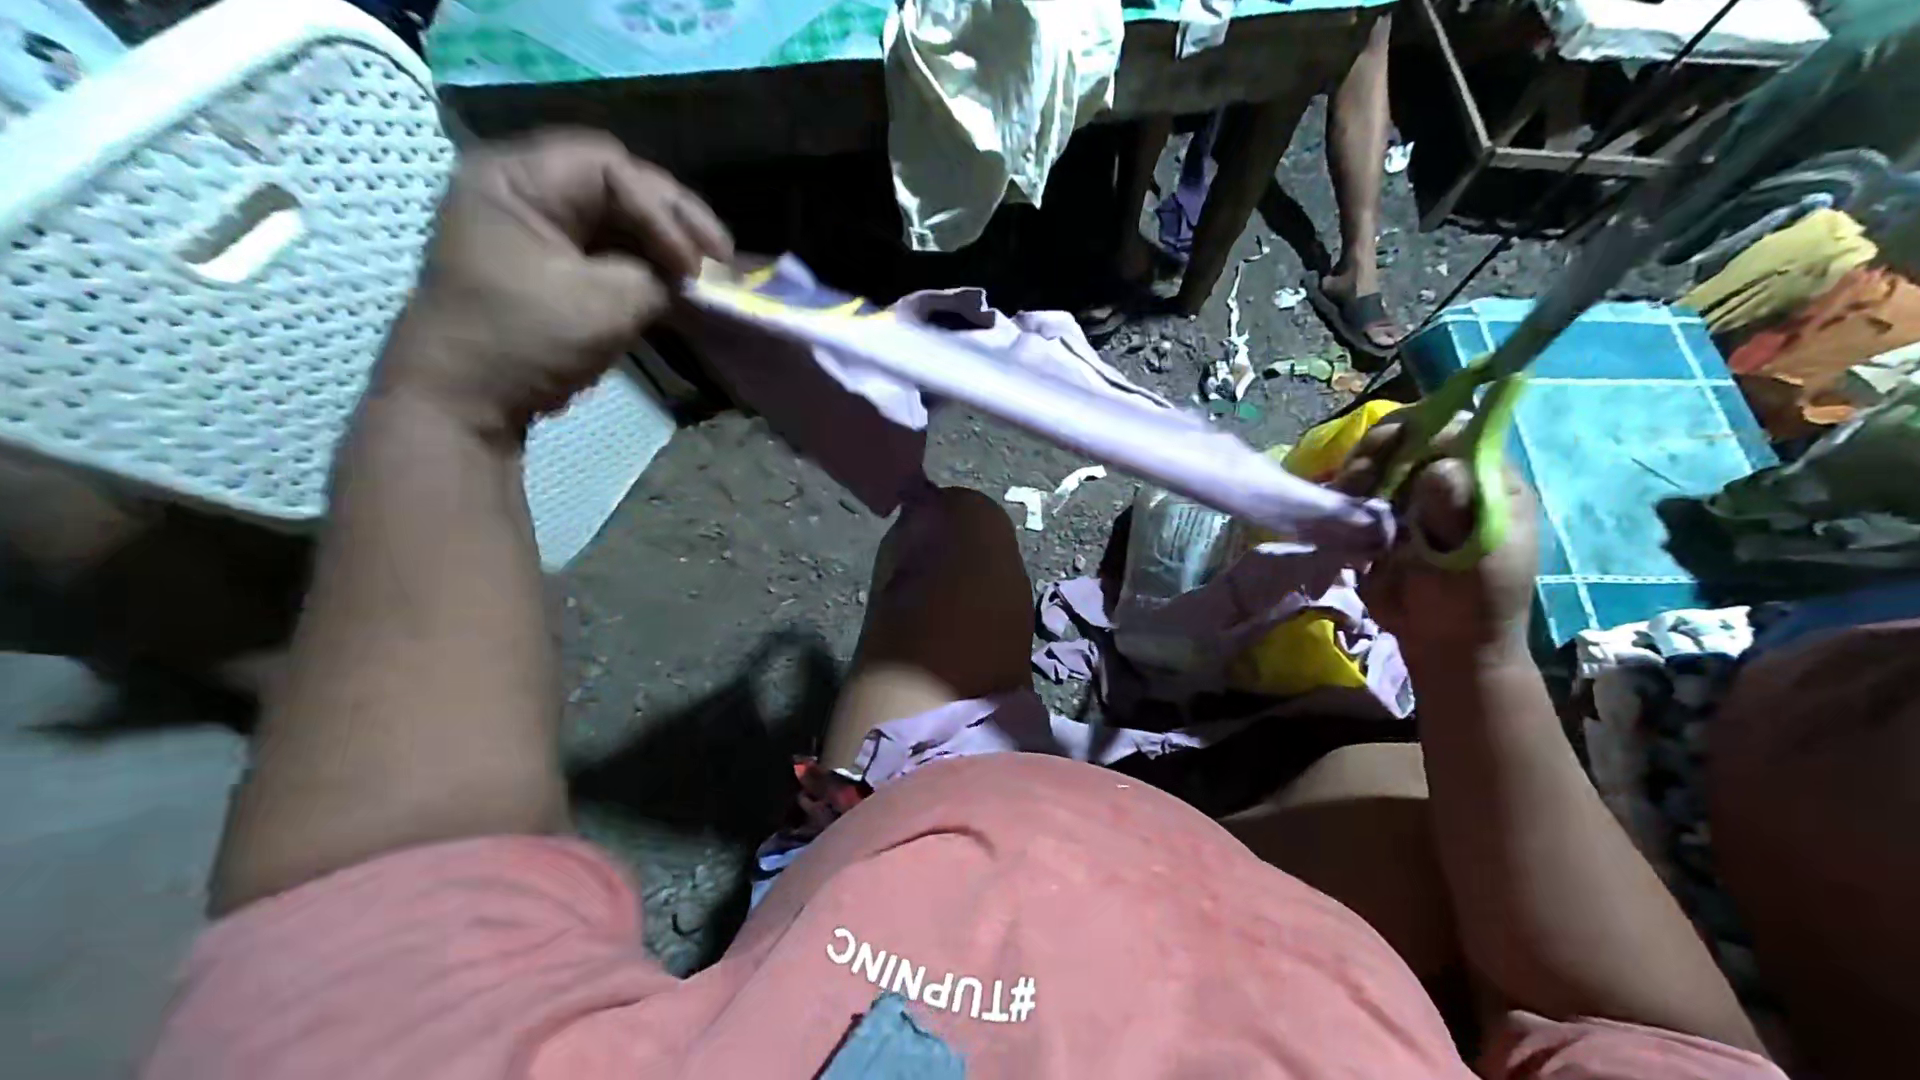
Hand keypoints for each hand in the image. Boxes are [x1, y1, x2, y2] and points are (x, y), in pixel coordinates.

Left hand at [377, 129, 732, 438]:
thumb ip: (658, 278)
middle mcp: (523, 189)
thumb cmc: (522, 341)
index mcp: (517, 179)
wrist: (462, 400)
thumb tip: (695, 279)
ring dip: (665, 243)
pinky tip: (678, 284)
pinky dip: (646, 264)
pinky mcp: (548, 263)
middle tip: (720, 257)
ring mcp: (535, 227)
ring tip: (706, 272)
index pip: (609, 167)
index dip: (662, 210)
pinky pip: (607, 248)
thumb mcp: (602, 305)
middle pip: (616, 185)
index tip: (695, 264)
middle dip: (674, 221)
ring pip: (617, 217)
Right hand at [1332, 417, 1538, 660]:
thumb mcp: (1477, 557)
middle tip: (1355, 477)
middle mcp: (1448, 479)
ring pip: (1376, 464)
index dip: (1416, 431)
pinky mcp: (1382, 518)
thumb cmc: (1474, 599)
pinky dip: (1344, 494)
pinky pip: (1358, 492)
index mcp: (1487, 480)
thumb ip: (1457, 512)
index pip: (1451, 431)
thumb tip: (1439, 466)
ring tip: (1345, 495)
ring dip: (1355, 474)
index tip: (1386, 448)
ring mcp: (1412, 498)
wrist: (1445, 642)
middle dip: (1376, 451)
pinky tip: (1338, 505)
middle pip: (1406, 441)